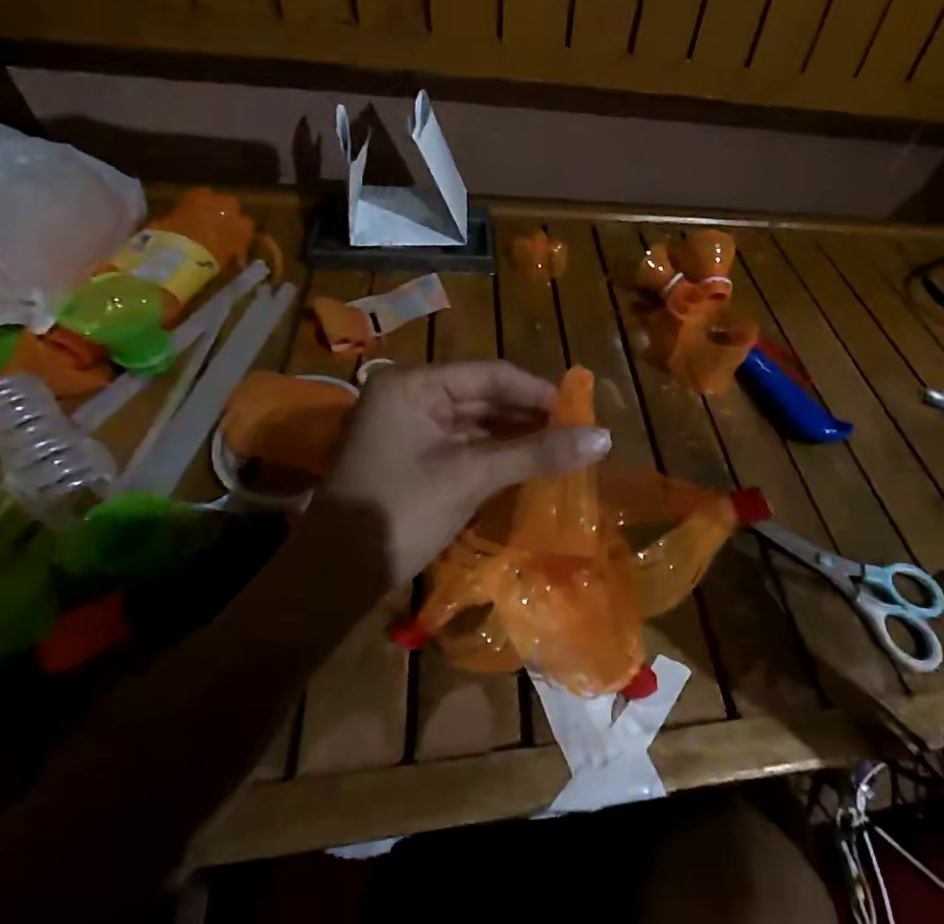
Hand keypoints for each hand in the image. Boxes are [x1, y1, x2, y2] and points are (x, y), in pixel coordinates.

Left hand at [316, 361, 610, 586]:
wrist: (338, 569)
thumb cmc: (402, 510)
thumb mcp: (470, 476)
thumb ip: (535, 453)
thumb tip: (606, 437)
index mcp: (412, 383)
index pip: (488, 374)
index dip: (538, 392)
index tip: (582, 412)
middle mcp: (406, 394)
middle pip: (481, 395)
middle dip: (528, 415)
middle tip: (579, 433)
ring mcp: (405, 426)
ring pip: (472, 422)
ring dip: (513, 436)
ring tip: (563, 449)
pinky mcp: (409, 455)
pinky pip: (459, 444)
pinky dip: (492, 454)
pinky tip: (527, 464)